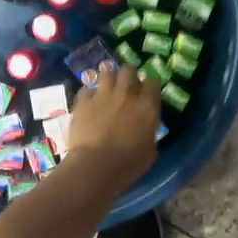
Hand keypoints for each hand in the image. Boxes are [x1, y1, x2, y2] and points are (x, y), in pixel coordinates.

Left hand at [65, 62, 161, 184]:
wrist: (96, 166)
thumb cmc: (128, 164)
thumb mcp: (150, 151)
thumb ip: (150, 133)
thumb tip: (146, 129)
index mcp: (147, 106)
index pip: (153, 82)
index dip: (149, 84)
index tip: (147, 90)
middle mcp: (127, 94)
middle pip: (129, 70)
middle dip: (128, 74)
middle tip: (126, 83)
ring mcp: (103, 95)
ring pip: (107, 72)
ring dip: (108, 76)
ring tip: (107, 84)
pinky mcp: (84, 101)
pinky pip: (87, 88)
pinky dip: (89, 92)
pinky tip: (89, 99)